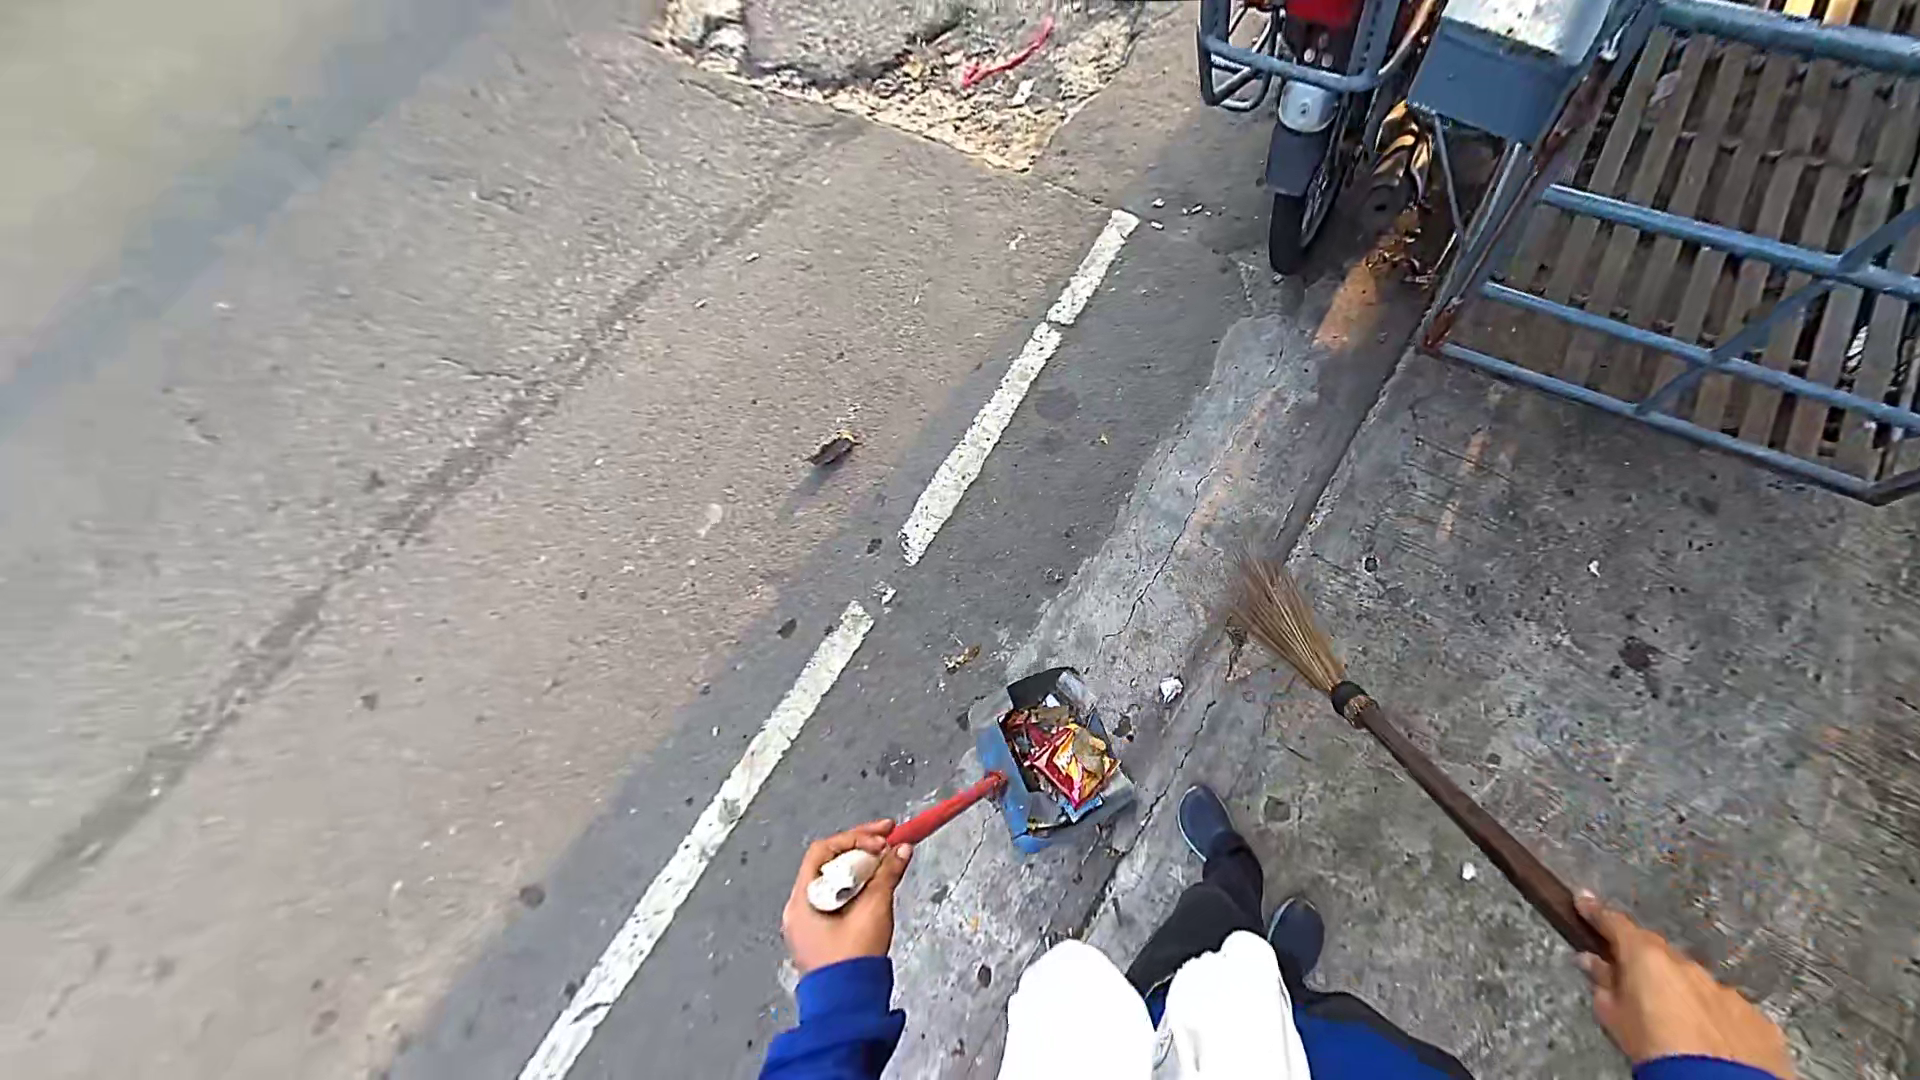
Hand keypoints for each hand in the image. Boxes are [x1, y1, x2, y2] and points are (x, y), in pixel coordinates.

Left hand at [781, 819, 913, 974]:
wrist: (849, 1008)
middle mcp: (800, 907)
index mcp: (802, 899)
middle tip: (888, 837)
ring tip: (886, 858)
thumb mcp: (874, 908)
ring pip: (835, 878)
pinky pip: (838, 896)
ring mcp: (809, 922)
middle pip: (829, 862)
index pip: (824, 850)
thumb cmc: (854, 960)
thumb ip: (888, 873)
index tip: (882, 838)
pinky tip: (876, 881)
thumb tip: (902, 849)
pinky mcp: (822, 933)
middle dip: (861, 847)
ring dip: (861, 865)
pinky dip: (858, 884)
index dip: (855, 838)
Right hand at [1575, 891, 1793, 1078]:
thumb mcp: (1612, 1014)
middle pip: (1657, 951)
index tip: (1583, 901)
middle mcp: (1686, 966)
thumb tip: (1594, 963)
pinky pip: (1728, 1007)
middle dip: (1643, 958)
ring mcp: (1727, 993)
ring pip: (1695, 980)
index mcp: (1645, 957)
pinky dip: (1714, 1013)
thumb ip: (1602, 983)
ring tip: (1675, 1015)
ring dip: (1680, 988)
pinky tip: (1710, 1035)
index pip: (1613, 922)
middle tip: (1630, 974)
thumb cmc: (1654, 1046)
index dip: (1595, 911)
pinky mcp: (1760, 1021)